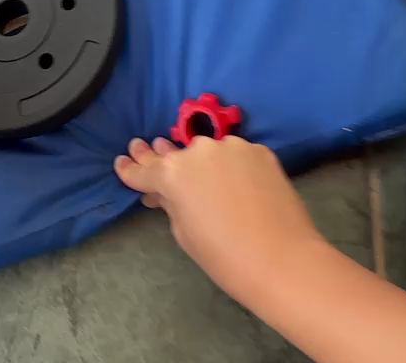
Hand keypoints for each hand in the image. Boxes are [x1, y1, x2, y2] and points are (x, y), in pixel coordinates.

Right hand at [114, 135, 324, 297]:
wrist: (283, 259)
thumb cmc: (225, 257)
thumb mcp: (185, 233)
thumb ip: (170, 203)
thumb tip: (163, 191)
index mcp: (173, 173)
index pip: (143, 169)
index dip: (131, 168)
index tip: (122, 160)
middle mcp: (198, 150)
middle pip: (177, 155)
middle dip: (163, 156)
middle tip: (147, 145)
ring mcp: (231, 146)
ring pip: (210, 153)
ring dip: (205, 164)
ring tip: (208, 181)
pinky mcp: (258, 149)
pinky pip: (237, 156)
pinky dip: (234, 168)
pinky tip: (240, 186)